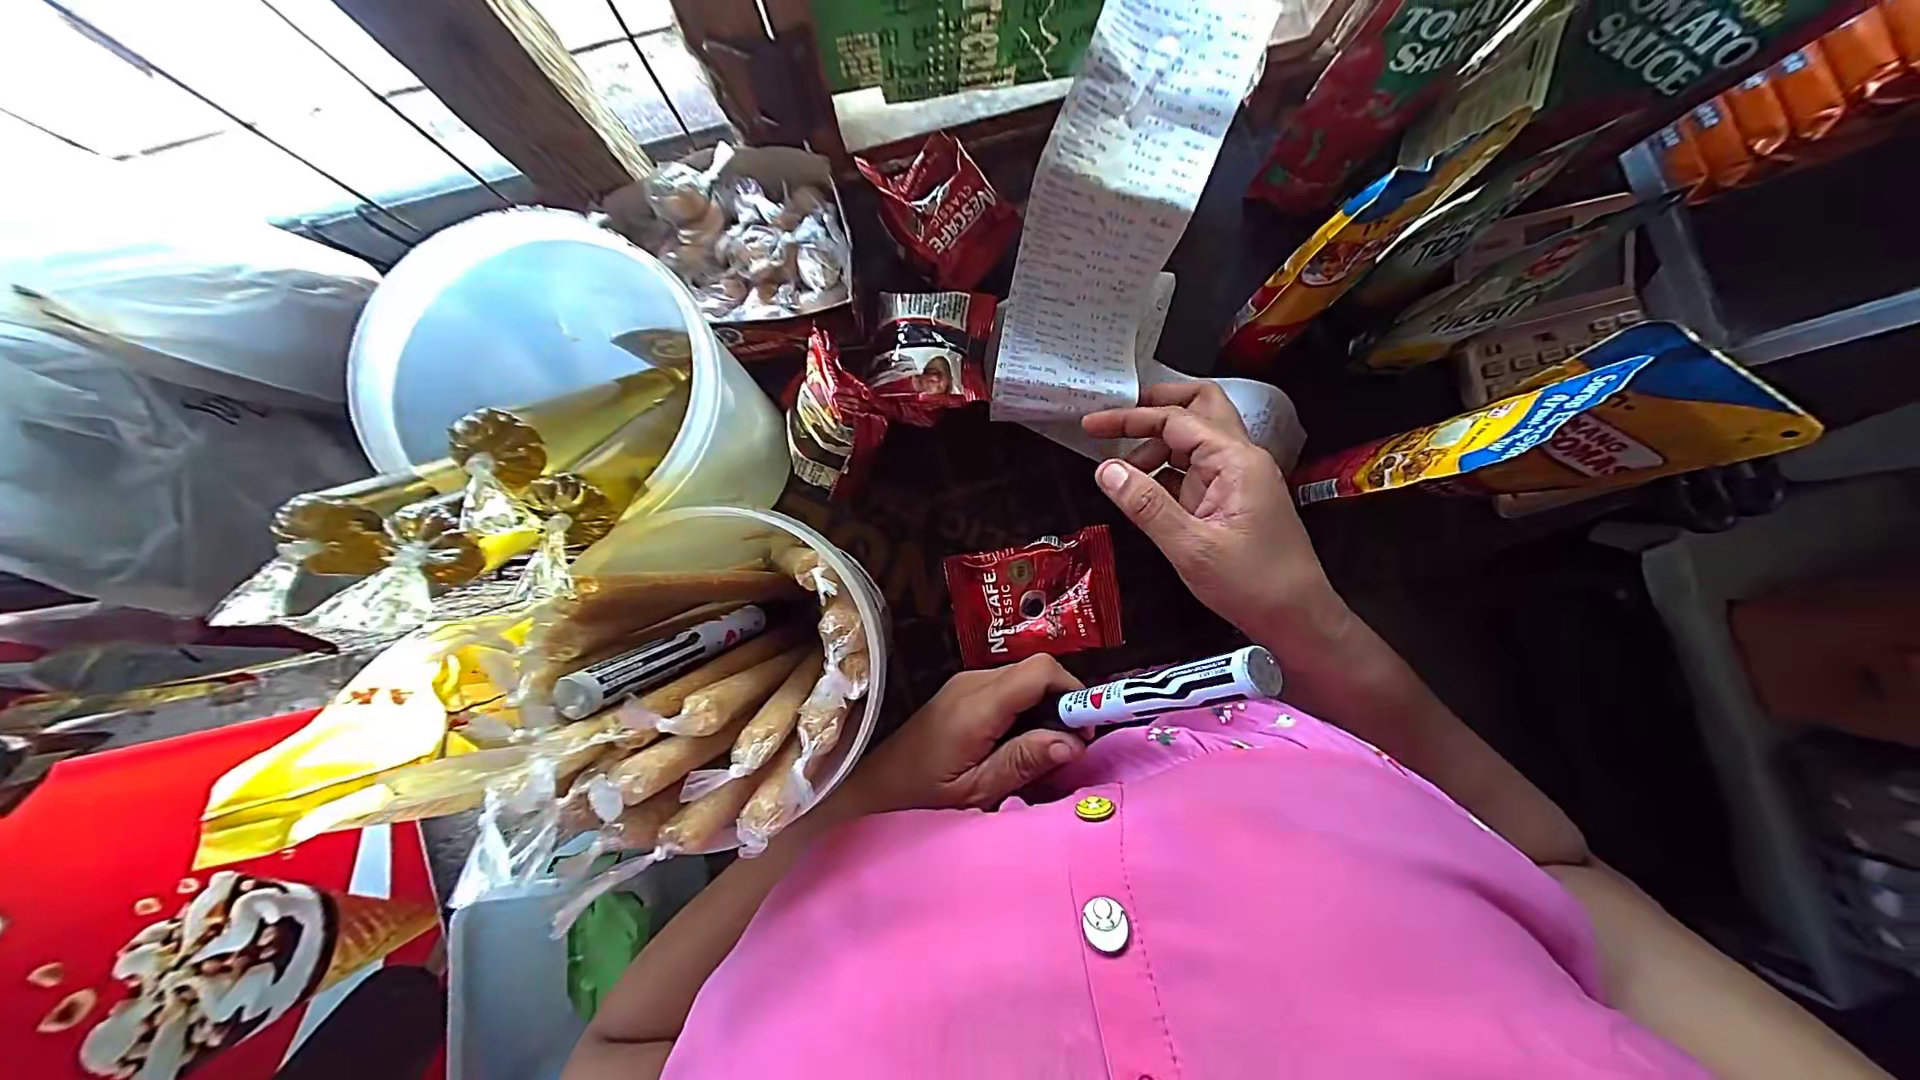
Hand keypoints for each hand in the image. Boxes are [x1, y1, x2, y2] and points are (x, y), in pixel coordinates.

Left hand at [850, 655, 1084, 813]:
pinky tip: (1017, 743)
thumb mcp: (977, 791)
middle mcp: (971, 682)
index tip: (1085, 730)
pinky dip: (1025, 709)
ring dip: (1043, 708)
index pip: (1040, 670)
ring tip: (1040, 751)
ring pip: (1024, 678)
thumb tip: (1074, 740)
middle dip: (1061, 703)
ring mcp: (964, 683)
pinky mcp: (962, 691)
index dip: (1073, 692)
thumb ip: (1024, 761)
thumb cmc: (922, 798)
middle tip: (1066, 748)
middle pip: (1035, 671)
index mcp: (976, 705)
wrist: (873, 790)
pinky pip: (1007, 687)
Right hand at [1082, 381, 1346, 651]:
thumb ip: (1145, 505)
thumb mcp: (1190, 547)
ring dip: (1157, 444)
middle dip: (1155, 406)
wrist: (1296, 617)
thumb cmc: (1252, 584)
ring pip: (1195, 439)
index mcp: (1236, 462)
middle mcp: (1240, 460)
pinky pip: (1194, 470)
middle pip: (1199, 408)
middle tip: (1115, 419)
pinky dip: (1165, 471)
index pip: (1177, 420)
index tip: (1091, 425)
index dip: (1130, 418)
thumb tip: (1106, 470)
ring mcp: (1238, 478)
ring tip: (1123, 472)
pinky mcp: (1231, 498)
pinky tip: (1143, 491)